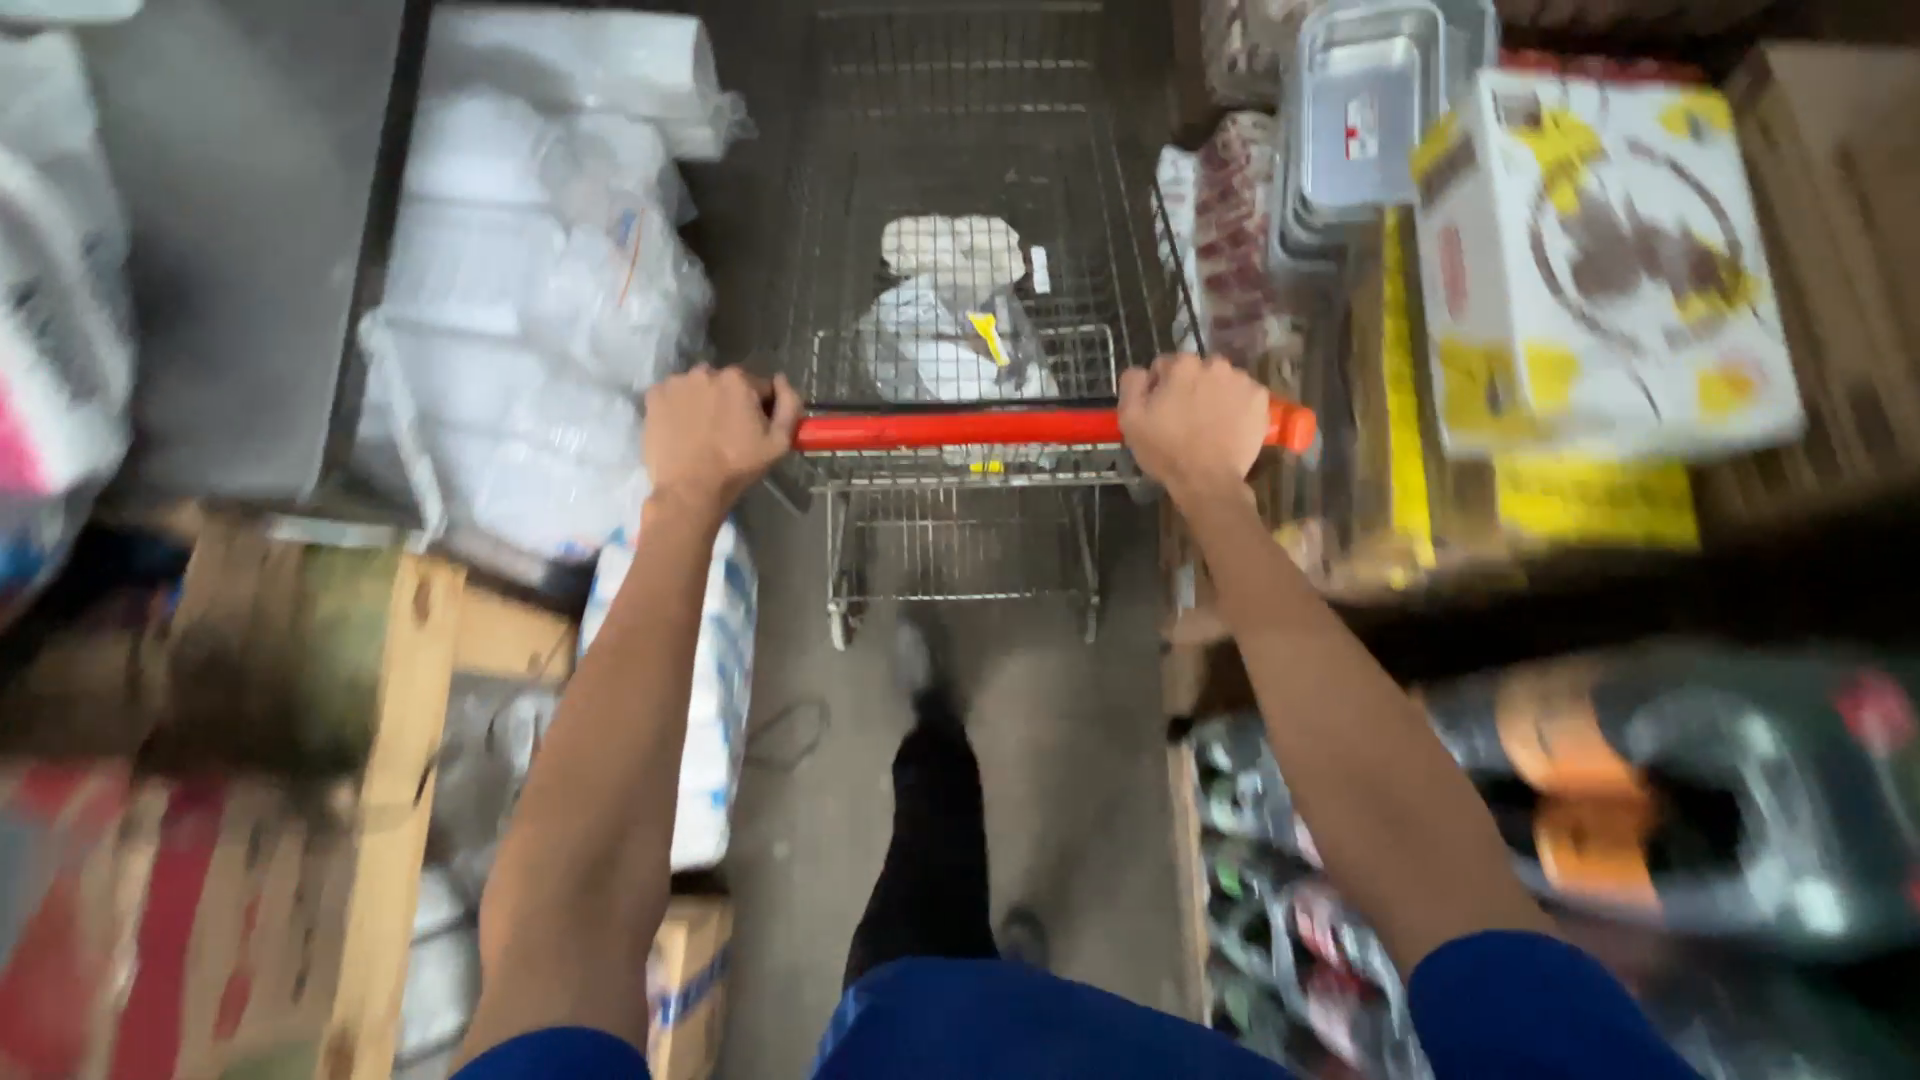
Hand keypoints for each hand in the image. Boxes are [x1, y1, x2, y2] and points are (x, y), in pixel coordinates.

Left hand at [643, 366, 800, 520]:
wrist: (691, 489)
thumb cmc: (738, 466)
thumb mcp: (779, 442)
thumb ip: (790, 405)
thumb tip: (781, 380)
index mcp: (738, 379)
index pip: (759, 387)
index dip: (760, 409)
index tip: (754, 429)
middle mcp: (705, 371)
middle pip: (727, 383)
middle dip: (731, 401)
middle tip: (728, 433)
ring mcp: (676, 382)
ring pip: (699, 387)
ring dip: (704, 401)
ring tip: (703, 432)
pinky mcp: (653, 397)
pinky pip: (673, 394)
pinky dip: (679, 406)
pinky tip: (682, 428)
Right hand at [1118, 354, 1268, 504]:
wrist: (1208, 480)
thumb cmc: (1166, 450)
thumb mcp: (1130, 419)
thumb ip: (1132, 383)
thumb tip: (1143, 371)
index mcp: (1182, 365)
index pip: (1165, 365)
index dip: (1159, 387)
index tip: (1160, 409)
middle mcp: (1215, 364)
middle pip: (1196, 370)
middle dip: (1189, 387)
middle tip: (1185, 417)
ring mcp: (1242, 381)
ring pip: (1221, 381)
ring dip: (1214, 394)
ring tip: (1208, 423)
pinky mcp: (1260, 399)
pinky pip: (1243, 395)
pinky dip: (1236, 405)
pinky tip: (1227, 426)